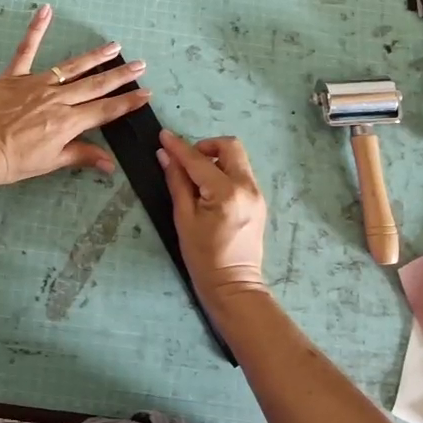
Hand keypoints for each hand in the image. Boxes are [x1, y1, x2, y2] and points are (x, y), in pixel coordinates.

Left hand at [0, 4, 150, 186]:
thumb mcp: (51, 162)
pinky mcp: (14, 76)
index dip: (127, 102)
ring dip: (95, 56)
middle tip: (140, 64)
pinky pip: (26, 49)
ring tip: (114, 46)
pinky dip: (36, 28)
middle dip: (120, 75)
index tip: (145, 93)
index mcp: (68, 122)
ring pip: (72, 67)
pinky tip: (46, 10)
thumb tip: (110, 163)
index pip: (105, 110)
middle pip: (95, 85)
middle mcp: (58, 99)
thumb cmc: (12, 162)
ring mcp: (36, 84)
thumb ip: (81, 155)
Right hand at [158, 130, 268, 302]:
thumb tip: (165, 155)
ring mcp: (257, 194)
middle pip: (230, 147)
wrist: (234, 286)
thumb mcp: (184, 219)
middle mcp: (247, 187)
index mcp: (226, 193)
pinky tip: (211, 191)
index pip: (199, 160)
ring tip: (198, 179)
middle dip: (206, 147)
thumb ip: (177, 182)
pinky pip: (241, 174)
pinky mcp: (259, 201)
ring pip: (237, 159)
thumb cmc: (203, 257)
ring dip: (216, 159)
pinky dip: (225, 172)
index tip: (163, 135)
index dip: (179, 147)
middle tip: (188, 162)